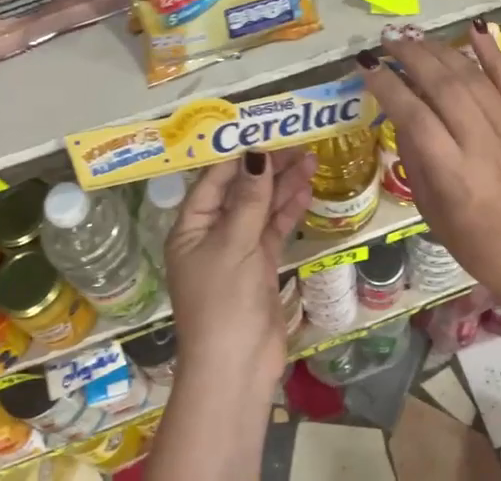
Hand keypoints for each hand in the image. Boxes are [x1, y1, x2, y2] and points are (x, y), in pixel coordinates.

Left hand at [163, 149, 315, 384]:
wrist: (236, 367)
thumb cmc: (223, 301)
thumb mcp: (234, 244)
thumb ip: (249, 199)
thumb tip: (256, 155)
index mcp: (190, 228)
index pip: (214, 181)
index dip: (239, 157)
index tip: (267, 134)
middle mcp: (211, 235)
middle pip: (240, 192)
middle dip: (268, 170)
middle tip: (299, 147)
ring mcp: (237, 252)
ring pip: (261, 210)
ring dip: (283, 187)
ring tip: (311, 161)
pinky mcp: (259, 268)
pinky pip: (273, 231)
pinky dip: (288, 212)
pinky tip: (305, 192)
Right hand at [357, 21, 500, 300]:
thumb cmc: (473, 242)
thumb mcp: (429, 208)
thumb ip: (415, 156)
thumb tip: (400, 109)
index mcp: (455, 176)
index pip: (416, 117)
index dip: (389, 87)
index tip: (366, 66)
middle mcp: (484, 147)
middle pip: (445, 88)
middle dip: (412, 57)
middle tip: (387, 40)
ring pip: (474, 79)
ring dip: (441, 51)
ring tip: (414, 37)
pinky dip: (491, 53)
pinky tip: (473, 29)